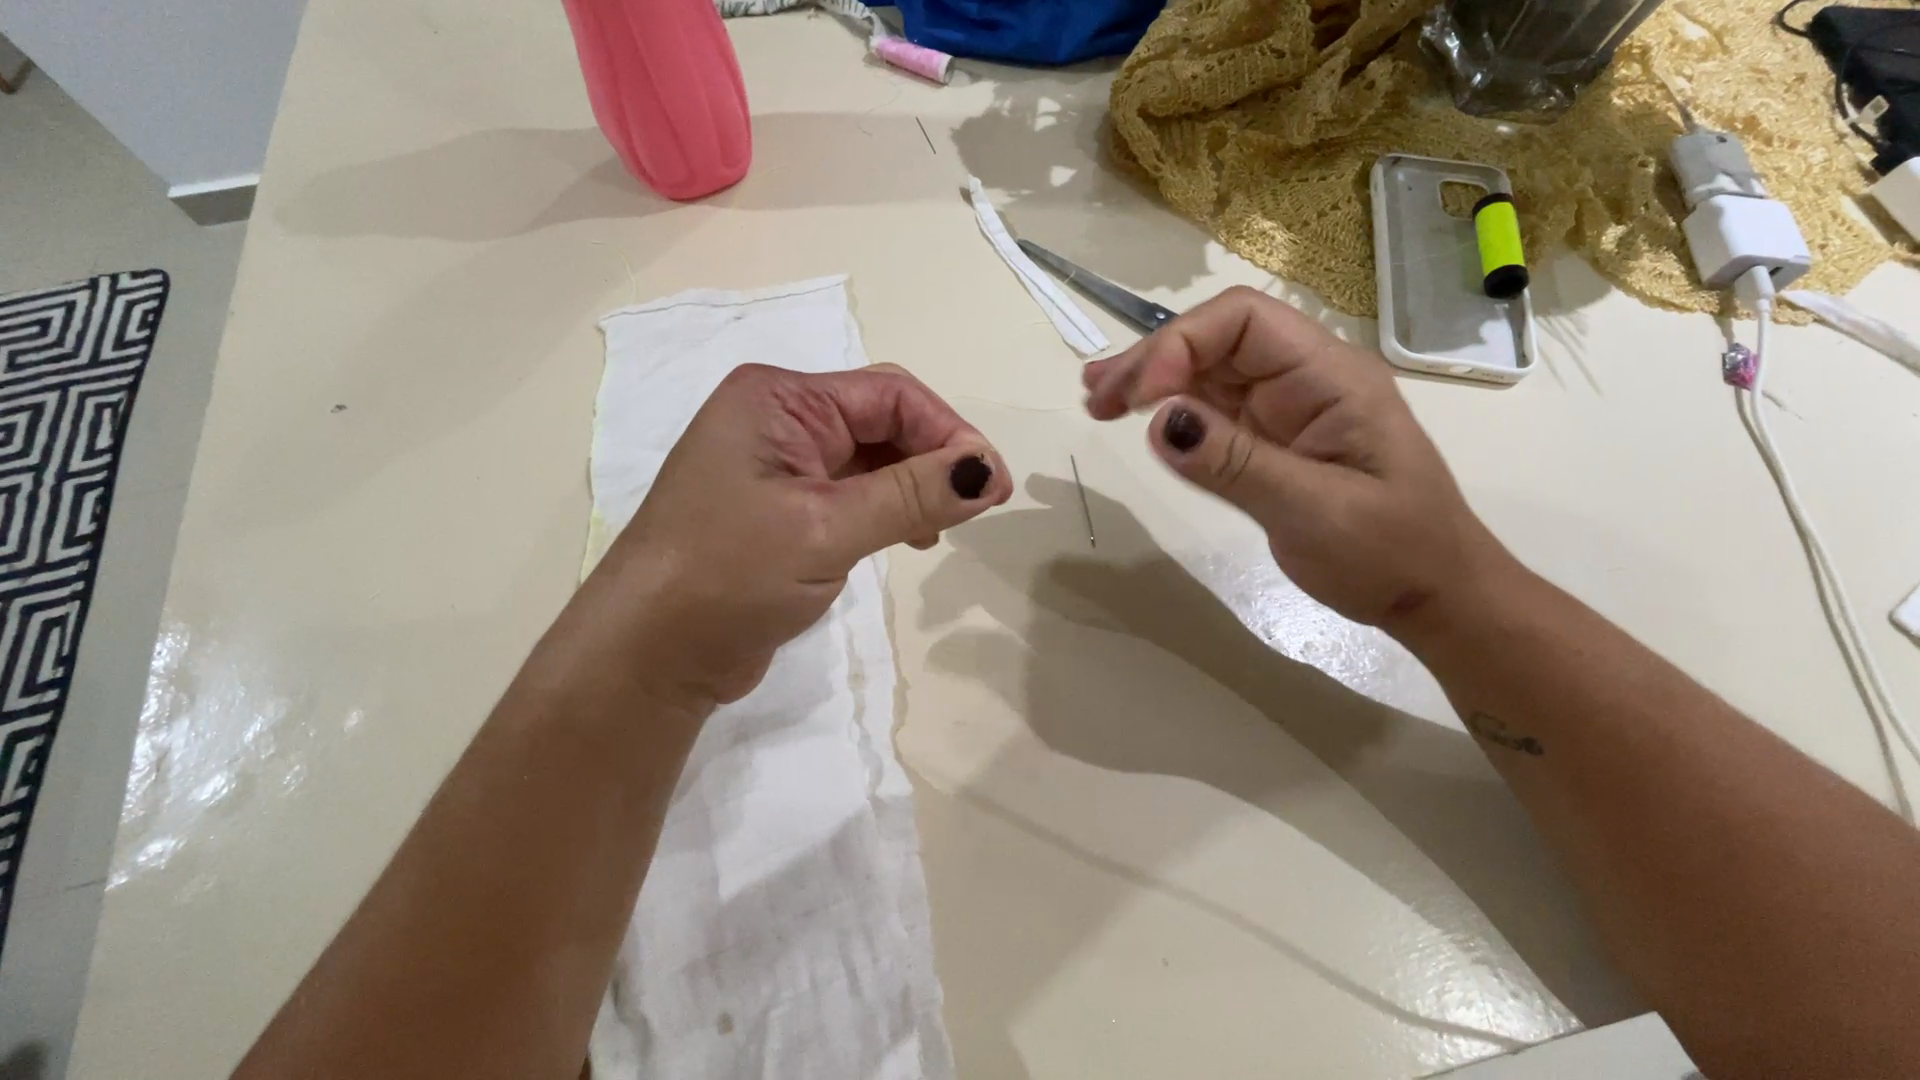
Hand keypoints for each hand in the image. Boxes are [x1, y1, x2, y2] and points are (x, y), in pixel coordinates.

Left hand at [594, 363, 1010, 705]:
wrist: (648, 655)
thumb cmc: (728, 575)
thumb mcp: (826, 528)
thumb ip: (911, 495)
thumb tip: (989, 470)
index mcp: (779, 400)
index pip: (889, 395)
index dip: (948, 433)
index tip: (993, 484)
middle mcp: (778, 421)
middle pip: (882, 422)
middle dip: (935, 458)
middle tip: (981, 506)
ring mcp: (778, 468)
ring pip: (871, 461)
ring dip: (916, 486)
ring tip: (945, 528)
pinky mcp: (782, 513)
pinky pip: (852, 495)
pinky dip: (888, 511)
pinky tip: (910, 538)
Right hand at [1083, 286, 1517, 632]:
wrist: (1433, 593)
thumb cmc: (1390, 553)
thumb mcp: (1313, 511)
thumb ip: (1235, 463)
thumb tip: (1159, 422)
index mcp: (1330, 377)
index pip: (1244, 322)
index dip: (1182, 344)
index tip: (1140, 398)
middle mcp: (1305, 379)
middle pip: (1217, 340)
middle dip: (1154, 359)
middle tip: (1096, 398)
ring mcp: (1286, 408)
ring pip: (1208, 372)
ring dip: (1151, 379)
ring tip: (1096, 400)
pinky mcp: (1271, 439)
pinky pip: (1213, 411)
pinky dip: (1169, 411)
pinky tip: (1135, 417)